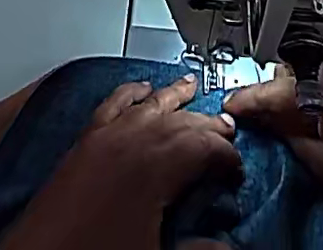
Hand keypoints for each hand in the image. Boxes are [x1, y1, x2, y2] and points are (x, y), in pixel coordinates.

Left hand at [0, 74, 239, 249]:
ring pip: (148, 103)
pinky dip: (131, 93)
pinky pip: (113, 103)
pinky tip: (140, 89)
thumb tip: (228, 246)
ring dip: (172, 97)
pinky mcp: (84, 140)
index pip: (202, 145)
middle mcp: (130, 138)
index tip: (237, 170)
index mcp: (154, 165)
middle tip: (228, 131)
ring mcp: (105, 135)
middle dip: (206, 123)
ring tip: (191, 87)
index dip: (225, 155)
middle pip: (178, 119)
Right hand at [225, 59, 322, 249]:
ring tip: (299, 127)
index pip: (279, 87)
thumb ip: (290, 135)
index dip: (251, 99)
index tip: (234, 106)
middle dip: (280, 95)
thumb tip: (268, 123)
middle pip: (300, 74)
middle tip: (263, 118)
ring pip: (322, 78)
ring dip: (306, 97)